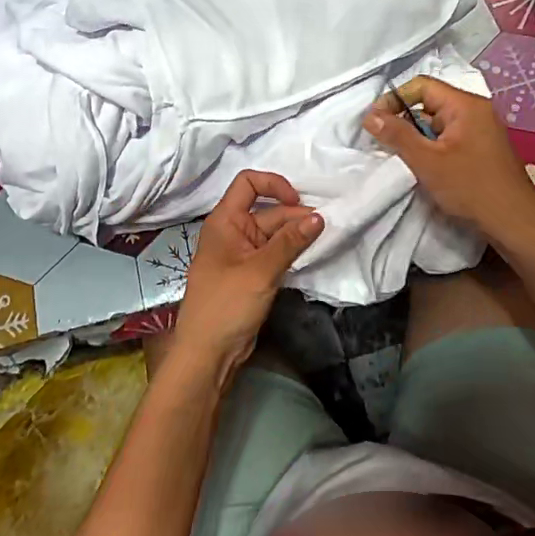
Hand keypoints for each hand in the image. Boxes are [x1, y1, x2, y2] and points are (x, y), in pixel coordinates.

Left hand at [157, 171, 323, 387]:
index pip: (247, 183)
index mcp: (224, 221)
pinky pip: (274, 254)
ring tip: (325, 240)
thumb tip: (318, 217)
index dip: (274, 184)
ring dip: (296, 235)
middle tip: (326, 228)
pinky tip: (312, 256)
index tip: (299, 203)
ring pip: (274, 234)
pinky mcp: (251, 274)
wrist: (208, 351)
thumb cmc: (226, 305)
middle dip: (295, 216)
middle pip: (267, 210)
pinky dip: (291, 252)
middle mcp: (232, 232)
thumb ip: (289, 243)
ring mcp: (242, 254)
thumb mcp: (260, 271)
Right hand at [362, 77, 534, 237]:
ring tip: (400, 155)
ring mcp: (480, 129)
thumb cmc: (469, 187)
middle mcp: (475, 110)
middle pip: (429, 102)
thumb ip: (396, 135)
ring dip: (416, 136)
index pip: (421, 86)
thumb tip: (370, 116)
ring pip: (437, 122)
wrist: (512, 220)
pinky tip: (421, 164)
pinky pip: (448, 136)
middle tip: (383, 141)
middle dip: (403, 120)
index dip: (394, 99)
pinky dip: (430, 146)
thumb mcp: (426, 160)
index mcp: (465, 105)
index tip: (375, 122)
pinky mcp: (480, 147)